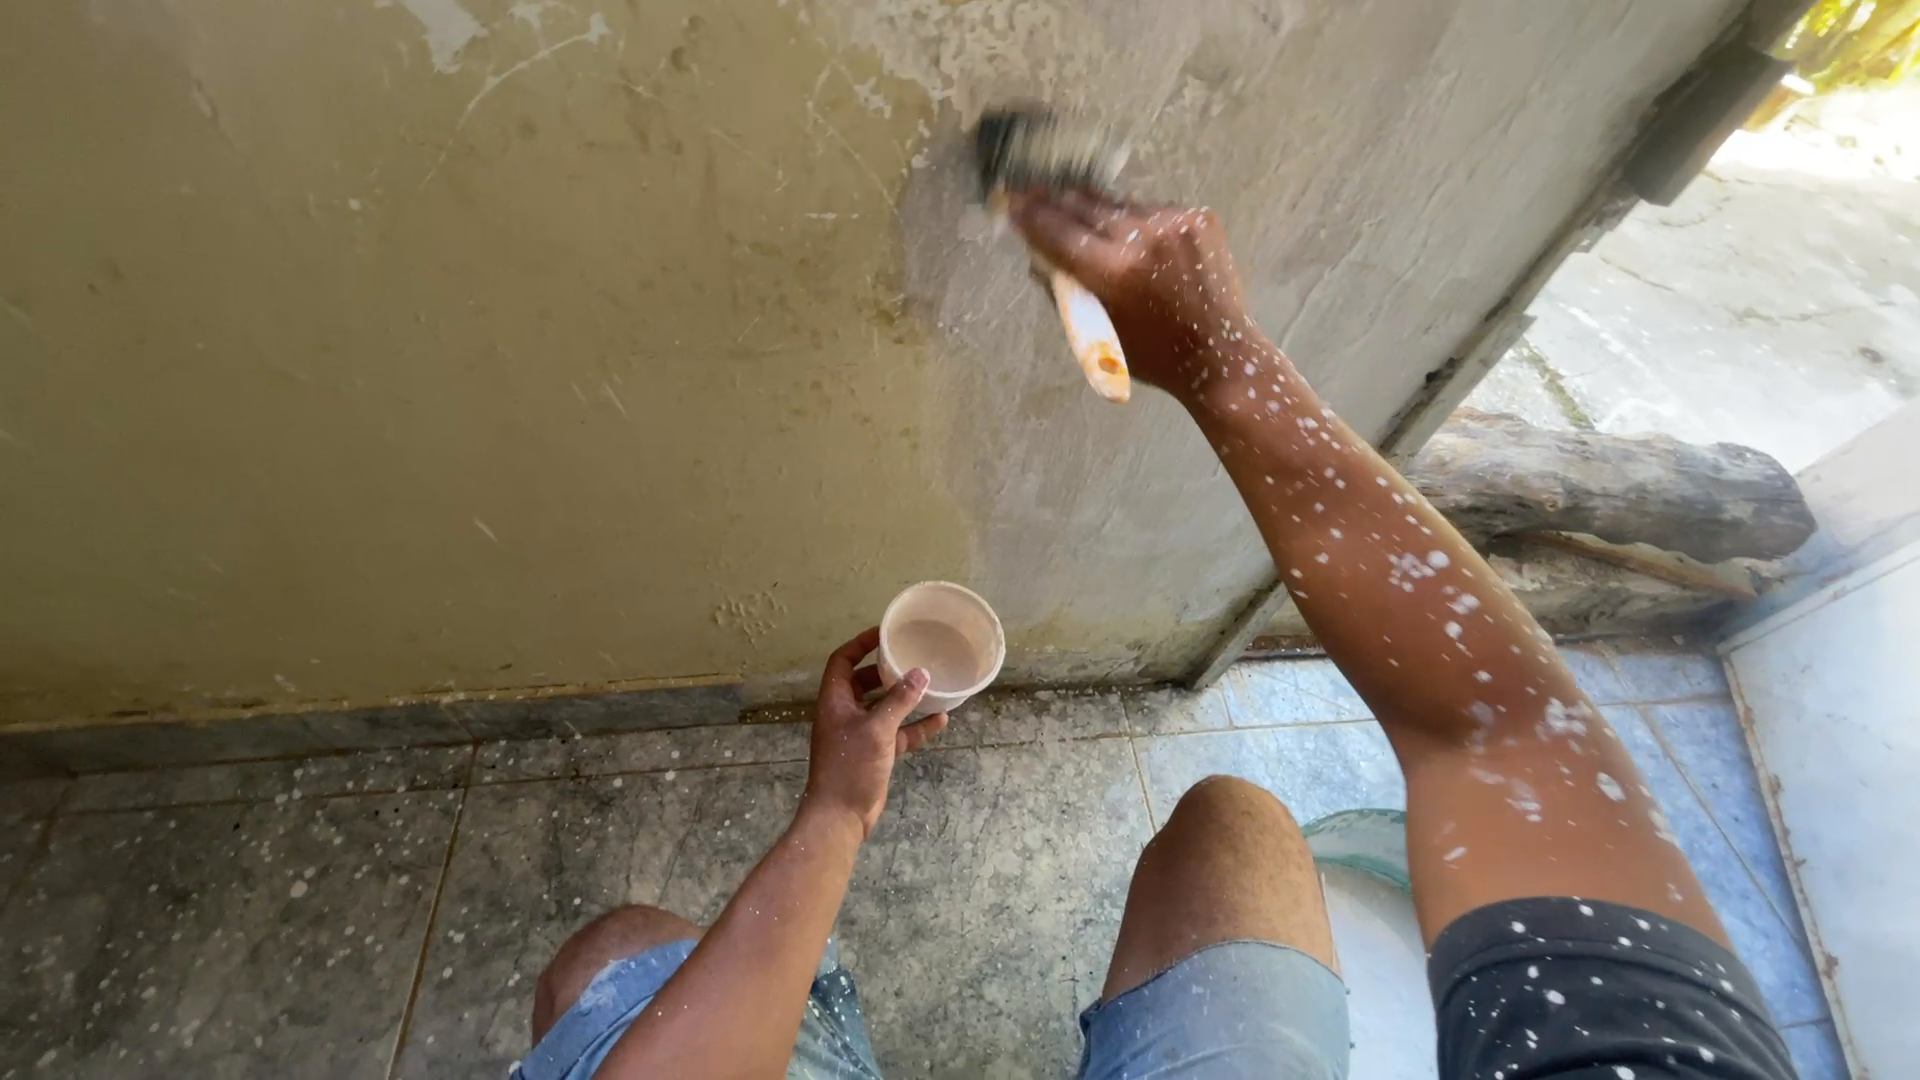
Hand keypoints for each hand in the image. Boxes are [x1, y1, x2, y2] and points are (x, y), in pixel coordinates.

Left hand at [800, 626, 949, 840]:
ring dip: (905, 697)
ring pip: (884, 707)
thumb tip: (921, 673)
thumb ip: (899, 700)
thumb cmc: (850, 767)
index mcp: (835, 700)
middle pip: (864, 681)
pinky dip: (916, 725)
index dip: (860, 644)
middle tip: (910, 656)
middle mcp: (845, 712)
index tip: (884, 633)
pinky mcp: (876, 753)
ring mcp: (861, 734)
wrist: (841, 817)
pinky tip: (940, 718)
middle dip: (885, 669)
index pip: (842, 661)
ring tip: (929, 683)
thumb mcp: (876, 729)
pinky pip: (899, 732)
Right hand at [1008, 190, 1254, 397]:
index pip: (1059, 233)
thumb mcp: (1100, 333)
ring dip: (1093, 207)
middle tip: (1029, 190)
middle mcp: (1143, 237)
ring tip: (1069, 201)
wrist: (1219, 354)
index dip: (1031, 217)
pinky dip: (1132, 219)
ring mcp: (1174, 221)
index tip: (1010, 203)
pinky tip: (1124, 230)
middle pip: (1084, 207)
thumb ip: (1067, 292)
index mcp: (1114, 272)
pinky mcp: (1197, 217)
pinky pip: (1150, 210)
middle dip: (1053, 199)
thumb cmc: (1154, 356)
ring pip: (1118, 205)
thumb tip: (1039, 260)